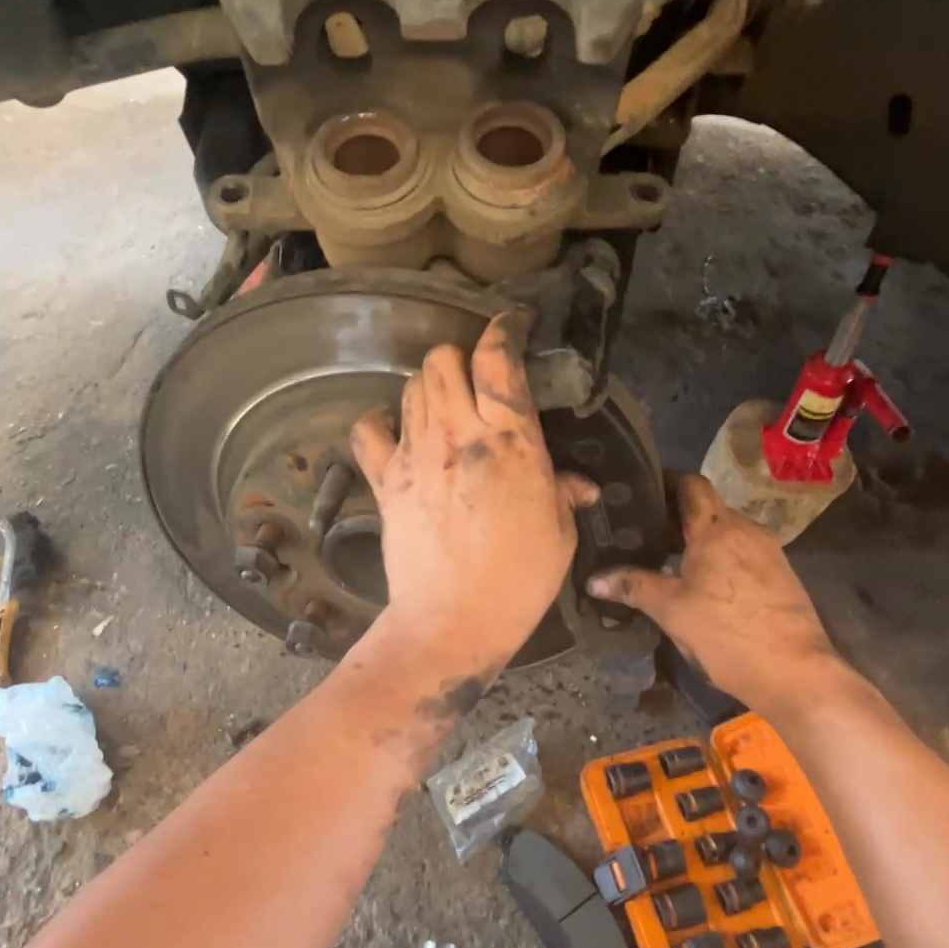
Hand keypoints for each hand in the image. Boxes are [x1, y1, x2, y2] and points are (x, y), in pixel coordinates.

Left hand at [350, 309, 598, 679]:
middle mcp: (459, 433)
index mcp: (511, 440)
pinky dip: (381, 423)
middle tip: (474, 382)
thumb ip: (565, 494)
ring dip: (427, 388)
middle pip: (442, 359)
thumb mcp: (560, 534)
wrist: (453, 621)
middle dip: (459, 359)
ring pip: (409, 386)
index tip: (510, 326)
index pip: (496, 358)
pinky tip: (398, 435)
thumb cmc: (518, 580)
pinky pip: (369, 429)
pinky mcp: (385, 480)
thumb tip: (579, 484)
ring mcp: (416, 454)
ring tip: (443, 410)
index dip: (502, 329)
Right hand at [587, 472, 838, 703]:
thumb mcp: (672, 611)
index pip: (691, 484)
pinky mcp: (781, 575)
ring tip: (668, 556)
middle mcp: (745, 530)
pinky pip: (742, 552)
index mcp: (716, 529)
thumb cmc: (728, 634)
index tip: (642, 486)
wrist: (797, 672)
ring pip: (726, 532)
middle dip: (677, 515)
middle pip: (708, 508)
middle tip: (644, 529)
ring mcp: (768, 552)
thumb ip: (634, 587)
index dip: (667, 479)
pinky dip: (720, 556)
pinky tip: (703, 581)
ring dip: (699, 538)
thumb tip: (593, 579)